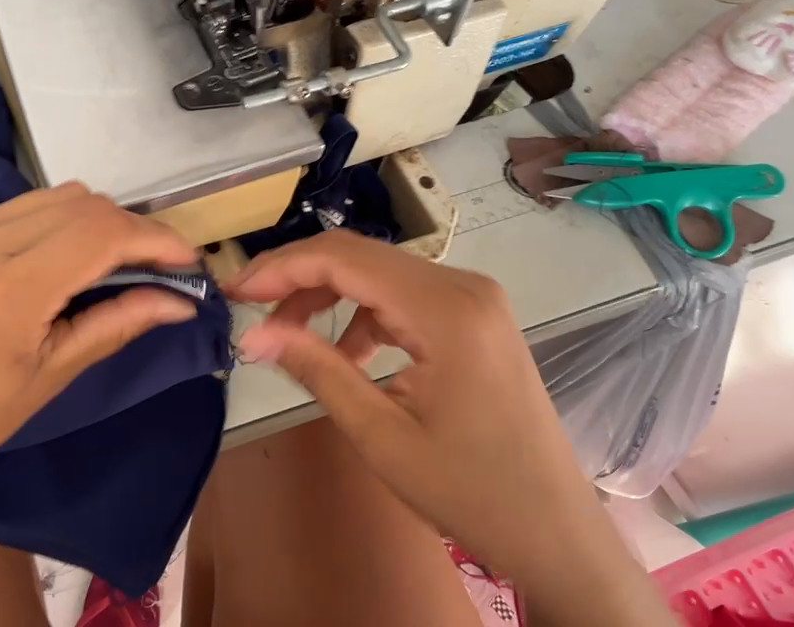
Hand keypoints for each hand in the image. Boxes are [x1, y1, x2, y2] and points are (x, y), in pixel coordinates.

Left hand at [0, 183, 199, 484]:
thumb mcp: (53, 374)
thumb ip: (119, 323)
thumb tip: (181, 301)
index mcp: (7, 289)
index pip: (100, 233)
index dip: (154, 239)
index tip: (188, 260)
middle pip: (82, 203)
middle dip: (131, 228)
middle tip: (158, 266)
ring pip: (55, 196)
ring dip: (98, 220)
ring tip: (120, 261)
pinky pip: (23, 207)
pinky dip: (60, 222)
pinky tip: (70, 257)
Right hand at [230, 231, 670, 625]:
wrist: (558, 535)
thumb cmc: (472, 492)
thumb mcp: (381, 435)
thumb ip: (316, 370)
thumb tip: (251, 335)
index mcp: (446, 309)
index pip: (344, 258)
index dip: (281, 268)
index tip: (234, 292)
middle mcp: (463, 286)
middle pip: (360, 257)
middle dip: (297, 278)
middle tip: (249, 310)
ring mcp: (473, 299)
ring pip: (378, 273)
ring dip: (327, 295)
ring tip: (286, 334)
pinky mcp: (474, 316)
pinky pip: (402, 296)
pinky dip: (362, 314)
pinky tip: (346, 354)